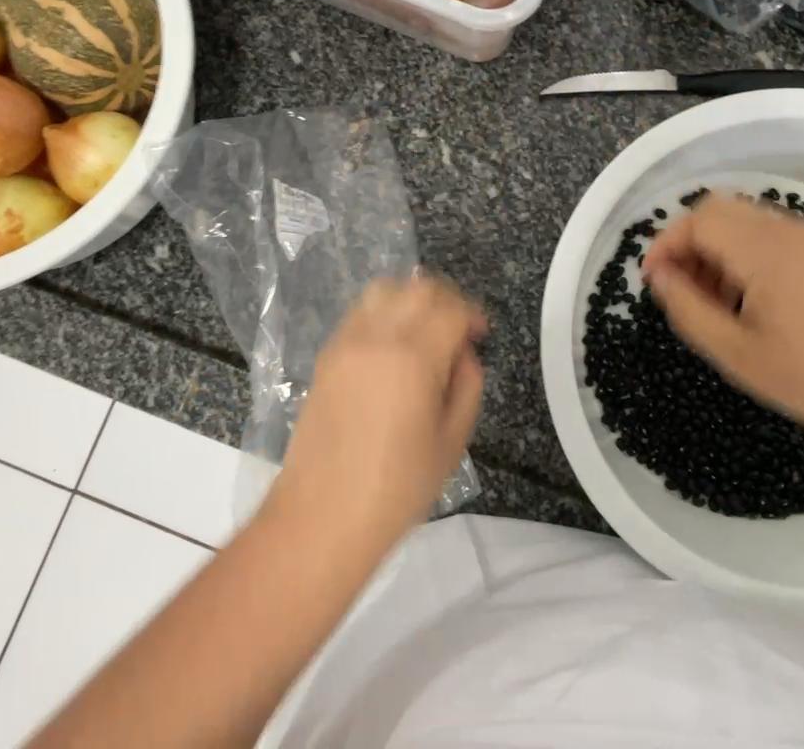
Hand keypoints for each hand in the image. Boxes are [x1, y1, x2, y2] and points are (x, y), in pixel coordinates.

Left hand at [269, 275, 487, 543]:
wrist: (323, 515)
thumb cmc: (397, 487)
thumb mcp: (452, 442)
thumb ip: (467, 385)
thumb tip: (463, 355)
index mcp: (414, 357)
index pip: (450, 308)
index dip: (472, 315)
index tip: (480, 335)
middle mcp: (376, 338)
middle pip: (417, 288)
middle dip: (445, 300)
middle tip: (458, 331)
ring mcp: (345, 345)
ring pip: (382, 291)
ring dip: (410, 301)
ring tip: (423, 334)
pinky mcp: (325, 359)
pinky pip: (358, 315)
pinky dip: (382, 316)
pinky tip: (392, 351)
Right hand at [644, 196, 803, 448]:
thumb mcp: (736, 351)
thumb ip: (688, 308)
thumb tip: (660, 277)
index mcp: (763, 248)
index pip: (698, 219)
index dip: (665, 244)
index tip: (652, 283)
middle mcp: (787, 230)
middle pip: (719, 211)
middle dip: (687, 244)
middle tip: (677, 291)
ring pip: (744, 222)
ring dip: (714, 251)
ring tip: (709, 303)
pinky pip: (768, 238)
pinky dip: (742, 256)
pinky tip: (745, 303)